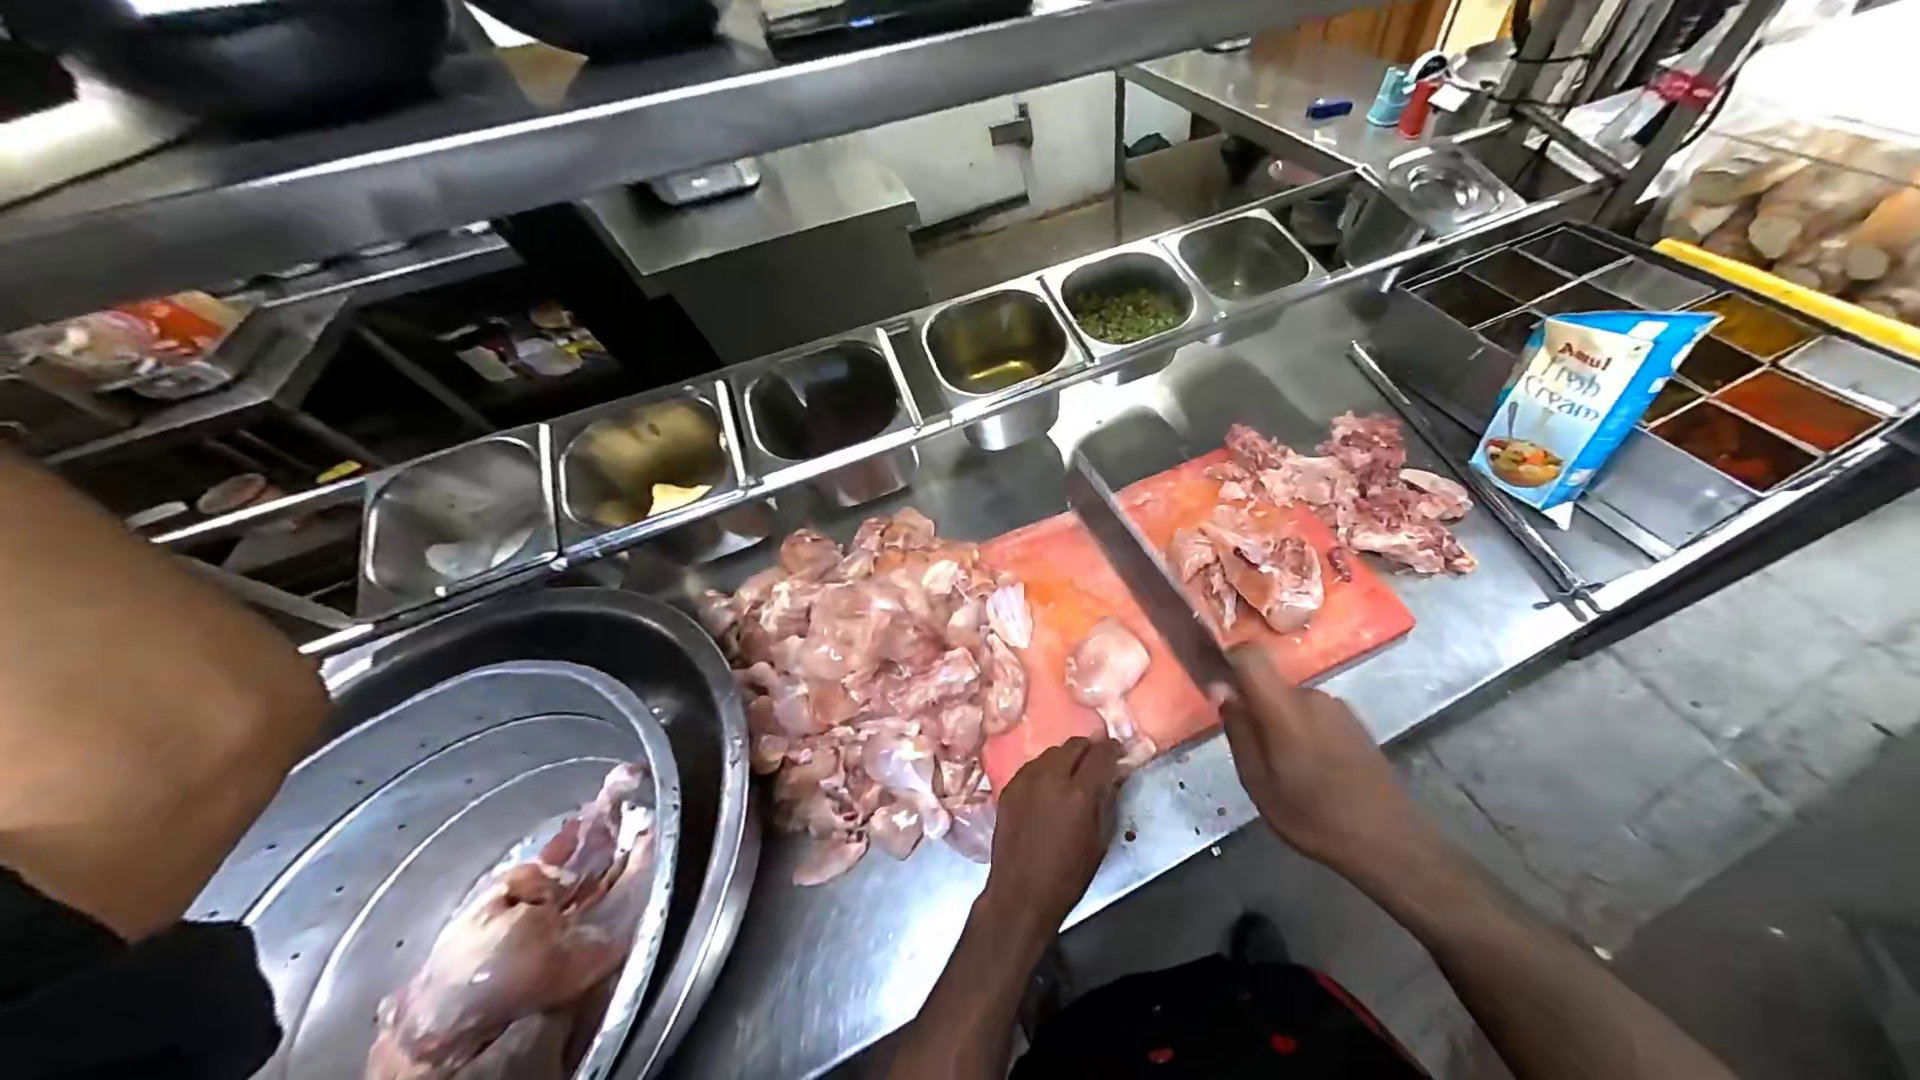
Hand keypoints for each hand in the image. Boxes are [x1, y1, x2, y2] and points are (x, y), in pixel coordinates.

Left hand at [983, 736, 1123, 930]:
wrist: (1021, 892)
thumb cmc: (1068, 874)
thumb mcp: (1100, 840)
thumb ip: (1107, 800)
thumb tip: (1112, 776)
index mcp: (1079, 793)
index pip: (1101, 754)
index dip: (1112, 750)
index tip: (1117, 752)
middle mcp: (1051, 777)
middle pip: (1074, 745)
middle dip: (1089, 749)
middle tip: (1096, 761)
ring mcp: (1026, 779)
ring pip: (1052, 753)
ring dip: (1066, 758)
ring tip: (1072, 775)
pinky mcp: (1009, 786)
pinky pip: (1033, 767)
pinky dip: (1046, 770)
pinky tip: (1048, 788)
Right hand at [1213, 645, 1426, 872]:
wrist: (1392, 844)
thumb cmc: (1314, 817)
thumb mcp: (1258, 782)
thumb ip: (1239, 731)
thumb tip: (1223, 692)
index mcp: (1285, 708)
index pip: (1249, 655)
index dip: (1228, 659)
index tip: (1217, 687)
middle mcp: (1312, 696)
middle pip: (1268, 684)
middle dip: (1253, 708)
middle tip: (1252, 753)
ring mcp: (1337, 708)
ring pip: (1289, 701)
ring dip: (1278, 723)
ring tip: (1284, 768)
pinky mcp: (1354, 722)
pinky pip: (1311, 713)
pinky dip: (1301, 731)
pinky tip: (1310, 769)